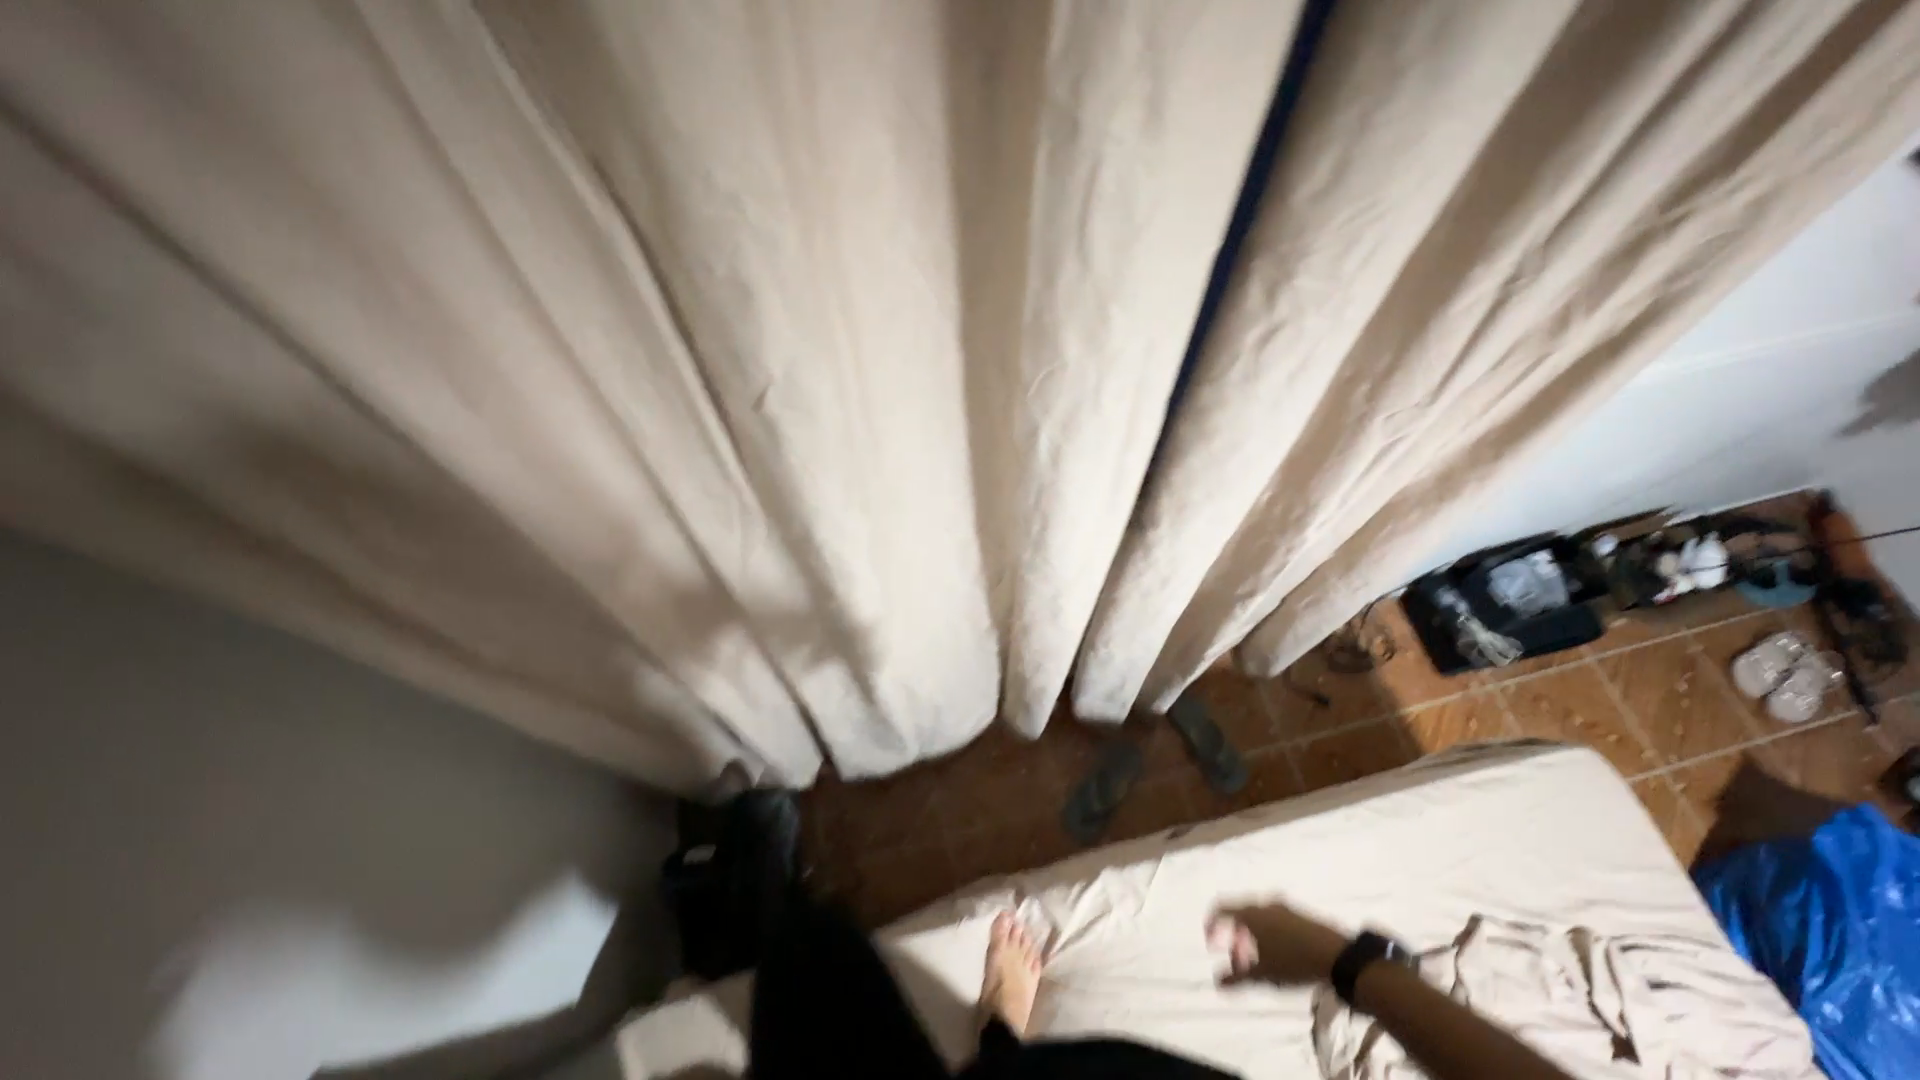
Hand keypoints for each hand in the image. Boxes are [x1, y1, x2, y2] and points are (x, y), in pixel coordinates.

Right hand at [1206, 902, 1350, 986]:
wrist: (1337, 955)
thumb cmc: (1292, 962)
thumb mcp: (1262, 974)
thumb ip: (1237, 977)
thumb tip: (1218, 982)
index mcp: (1250, 913)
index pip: (1221, 909)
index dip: (1212, 925)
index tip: (1212, 945)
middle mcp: (1264, 904)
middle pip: (1240, 915)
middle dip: (1235, 937)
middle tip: (1238, 959)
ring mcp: (1285, 908)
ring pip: (1260, 919)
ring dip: (1253, 937)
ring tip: (1259, 960)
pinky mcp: (1301, 915)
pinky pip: (1276, 921)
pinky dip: (1269, 935)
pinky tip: (1280, 955)